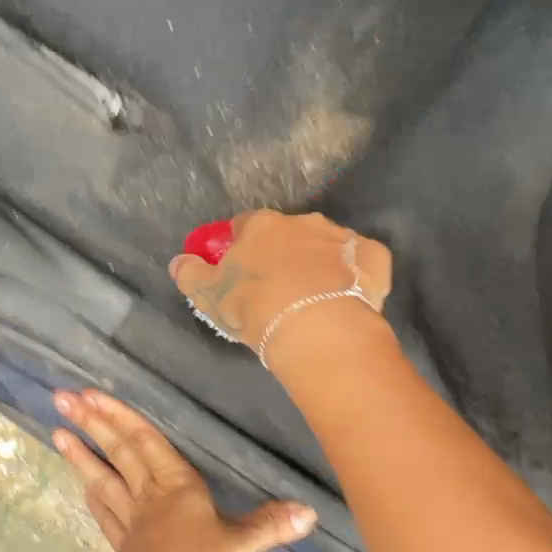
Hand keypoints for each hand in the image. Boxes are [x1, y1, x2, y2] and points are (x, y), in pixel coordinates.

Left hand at [50, 388, 316, 551]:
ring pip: (103, 479)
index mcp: (177, 486)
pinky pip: (105, 514)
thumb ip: (270, 525)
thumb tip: (308, 512)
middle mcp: (149, 495)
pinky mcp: (124, 545)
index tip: (90, 395)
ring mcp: (132, 520)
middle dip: (92, 423)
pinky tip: (82, 487)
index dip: (119, 416)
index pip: (146, 441)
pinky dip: (93, 497)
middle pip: (119, 452)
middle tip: (62, 399)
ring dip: (81, 456)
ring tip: (56, 433)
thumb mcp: (241, 545)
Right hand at [169, 209, 392, 359]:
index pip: (244, 225)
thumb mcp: (209, 296)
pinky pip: (361, 262)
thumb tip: (177, 261)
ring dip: (319, 263)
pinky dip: (355, 275)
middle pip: (288, 233)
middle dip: (283, 253)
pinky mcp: (374, 257)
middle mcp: (303, 222)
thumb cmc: (256, 308)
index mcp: (261, 226)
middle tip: (277, 288)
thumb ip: (190, 275)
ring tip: (313, 298)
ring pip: (327, 246)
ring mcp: (342, 237)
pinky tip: (347, 298)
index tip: (240, 270)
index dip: (240, 246)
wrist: (317, 329)